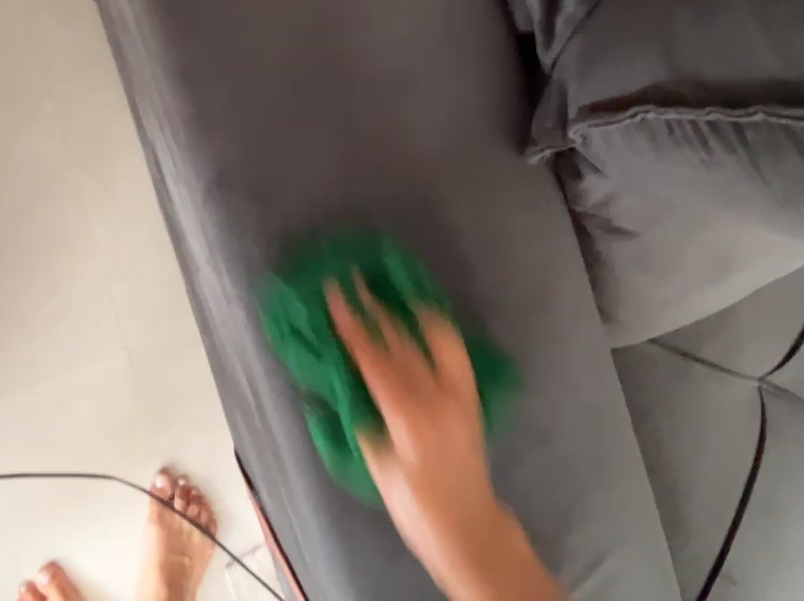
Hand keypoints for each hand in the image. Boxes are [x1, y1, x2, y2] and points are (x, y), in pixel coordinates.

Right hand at [326, 282, 560, 600]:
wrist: (469, 526)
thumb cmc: (414, 506)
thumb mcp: (378, 465)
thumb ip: (360, 417)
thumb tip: (336, 377)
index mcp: (409, 418)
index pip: (374, 359)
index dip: (353, 325)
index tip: (334, 294)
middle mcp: (437, 396)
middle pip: (400, 342)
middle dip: (373, 308)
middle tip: (351, 278)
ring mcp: (458, 391)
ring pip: (425, 339)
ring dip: (399, 308)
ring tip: (379, 284)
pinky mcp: (469, 392)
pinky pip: (451, 346)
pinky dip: (434, 322)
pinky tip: (419, 306)